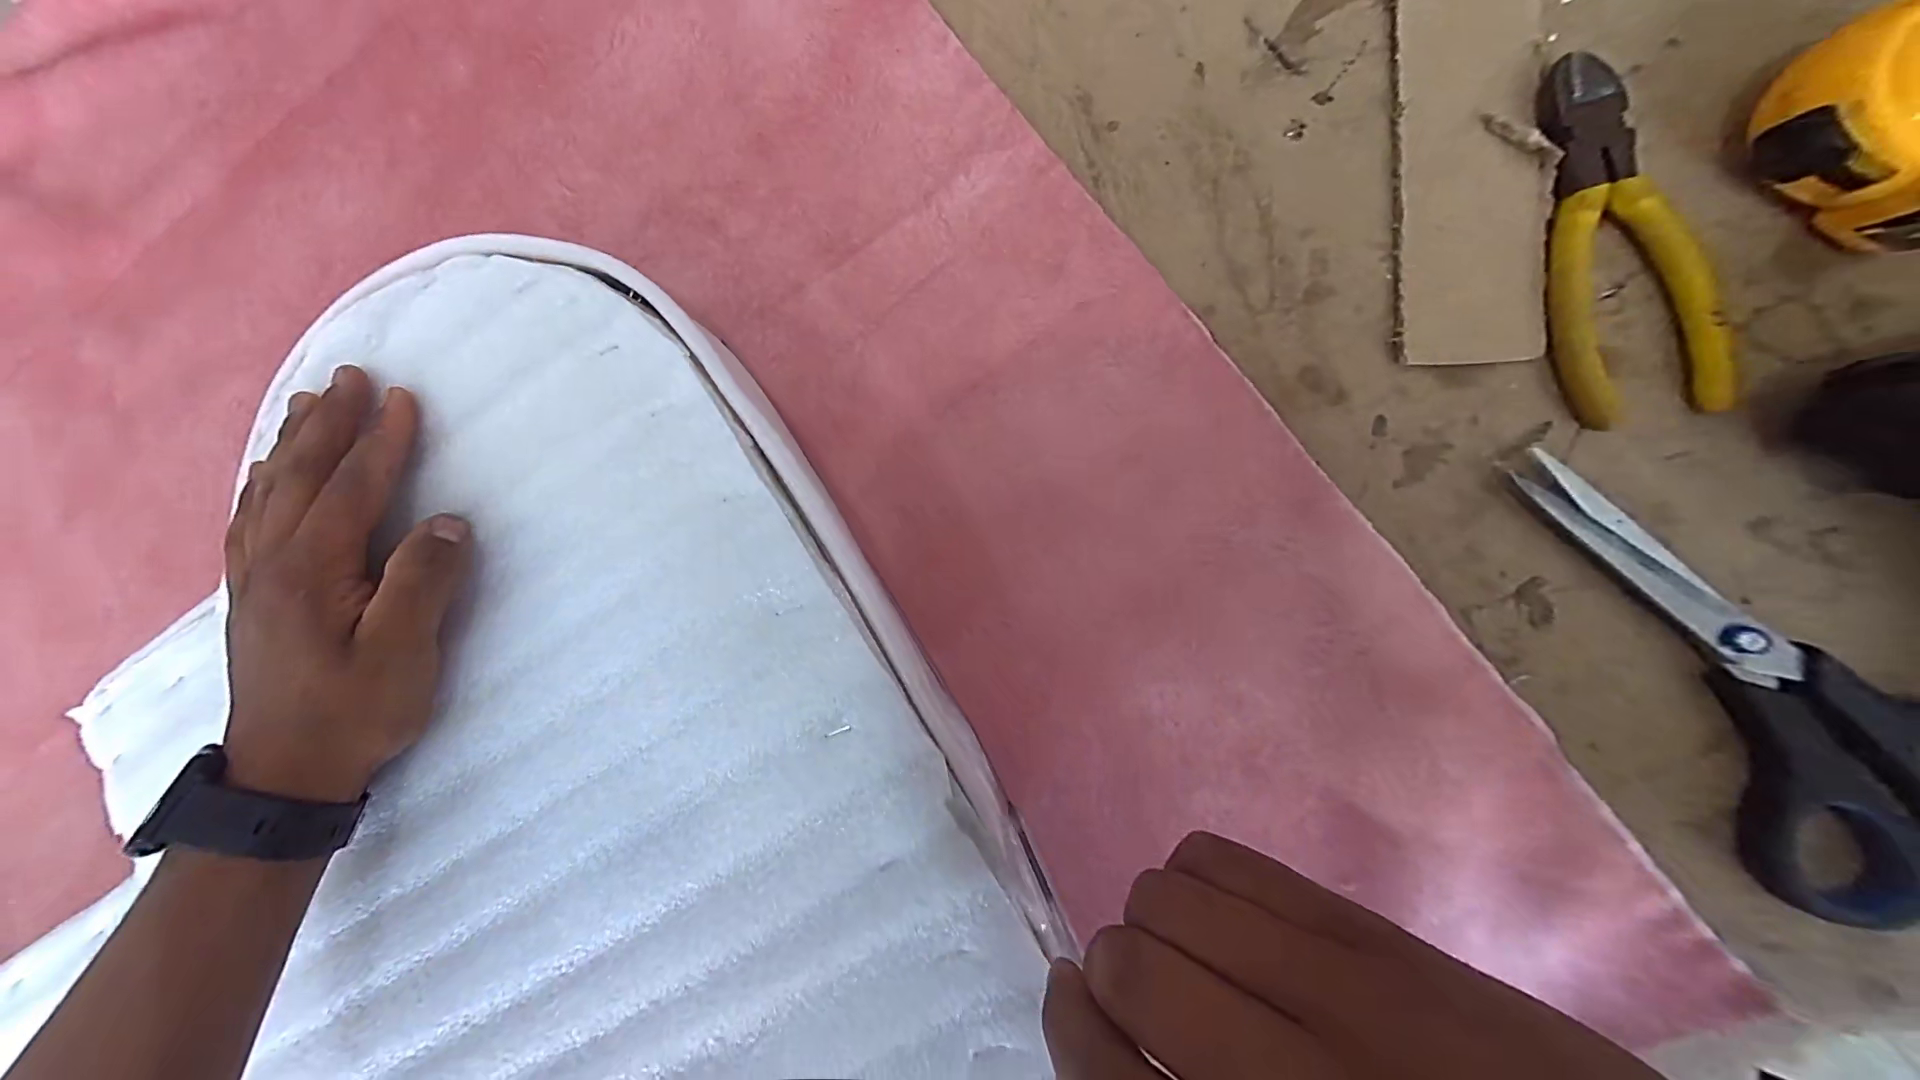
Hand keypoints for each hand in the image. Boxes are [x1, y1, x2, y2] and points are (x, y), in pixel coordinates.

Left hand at [221, 364, 472, 803]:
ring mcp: (256, 578)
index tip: (403, 399)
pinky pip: (251, 518)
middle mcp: (272, 562)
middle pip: (300, 477)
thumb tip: (449, 522)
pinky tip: (268, 473)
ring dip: (293, 443)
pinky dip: (263, 481)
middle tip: (351, 378)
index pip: (352, 490)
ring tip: (309, 404)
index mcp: (312, 571)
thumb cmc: (357, 709)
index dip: (380, 443)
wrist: (287, 770)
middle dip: (331, 424)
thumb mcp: (404, 651)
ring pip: (268, 491)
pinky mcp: (254, 594)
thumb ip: (424, 581)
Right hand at [1044, 832, 1660, 1079]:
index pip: (1112, 1073)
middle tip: (1145, 995)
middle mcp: (1291, 1067)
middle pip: (1131, 966)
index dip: (1072, 1031)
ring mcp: (1340, 984)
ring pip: (1168, 896)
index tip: (1070, 1000)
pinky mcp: (1371, 930)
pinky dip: (1195, 877)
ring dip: (1152, 920)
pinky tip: (1224, 913)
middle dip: (1111, 971)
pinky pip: (1225, 858)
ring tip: (1189, 949)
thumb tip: (1097, 1019)